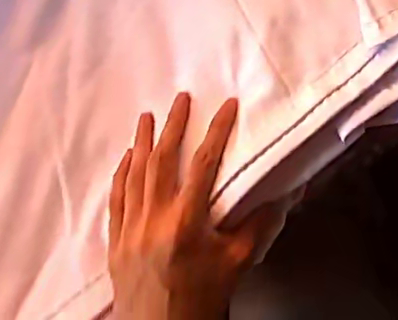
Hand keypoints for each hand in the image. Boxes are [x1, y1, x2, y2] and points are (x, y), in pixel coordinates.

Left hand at [109, 93, 276, 319]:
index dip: (218, 129)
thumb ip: (256, 226)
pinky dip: (121, 174)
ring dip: (142, 142)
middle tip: (181, 98)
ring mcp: (130, 231)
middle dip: (173, 125)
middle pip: (163, 160)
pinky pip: (116, 200)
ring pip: (135, 174)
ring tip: (148, 116)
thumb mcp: (235, 265)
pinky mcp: (115, 243)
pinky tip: (127, 157)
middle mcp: (154, 220)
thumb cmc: (201, 302)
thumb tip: (282, 193)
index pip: (204, 163)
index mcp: (186, 223)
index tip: (227, 104)